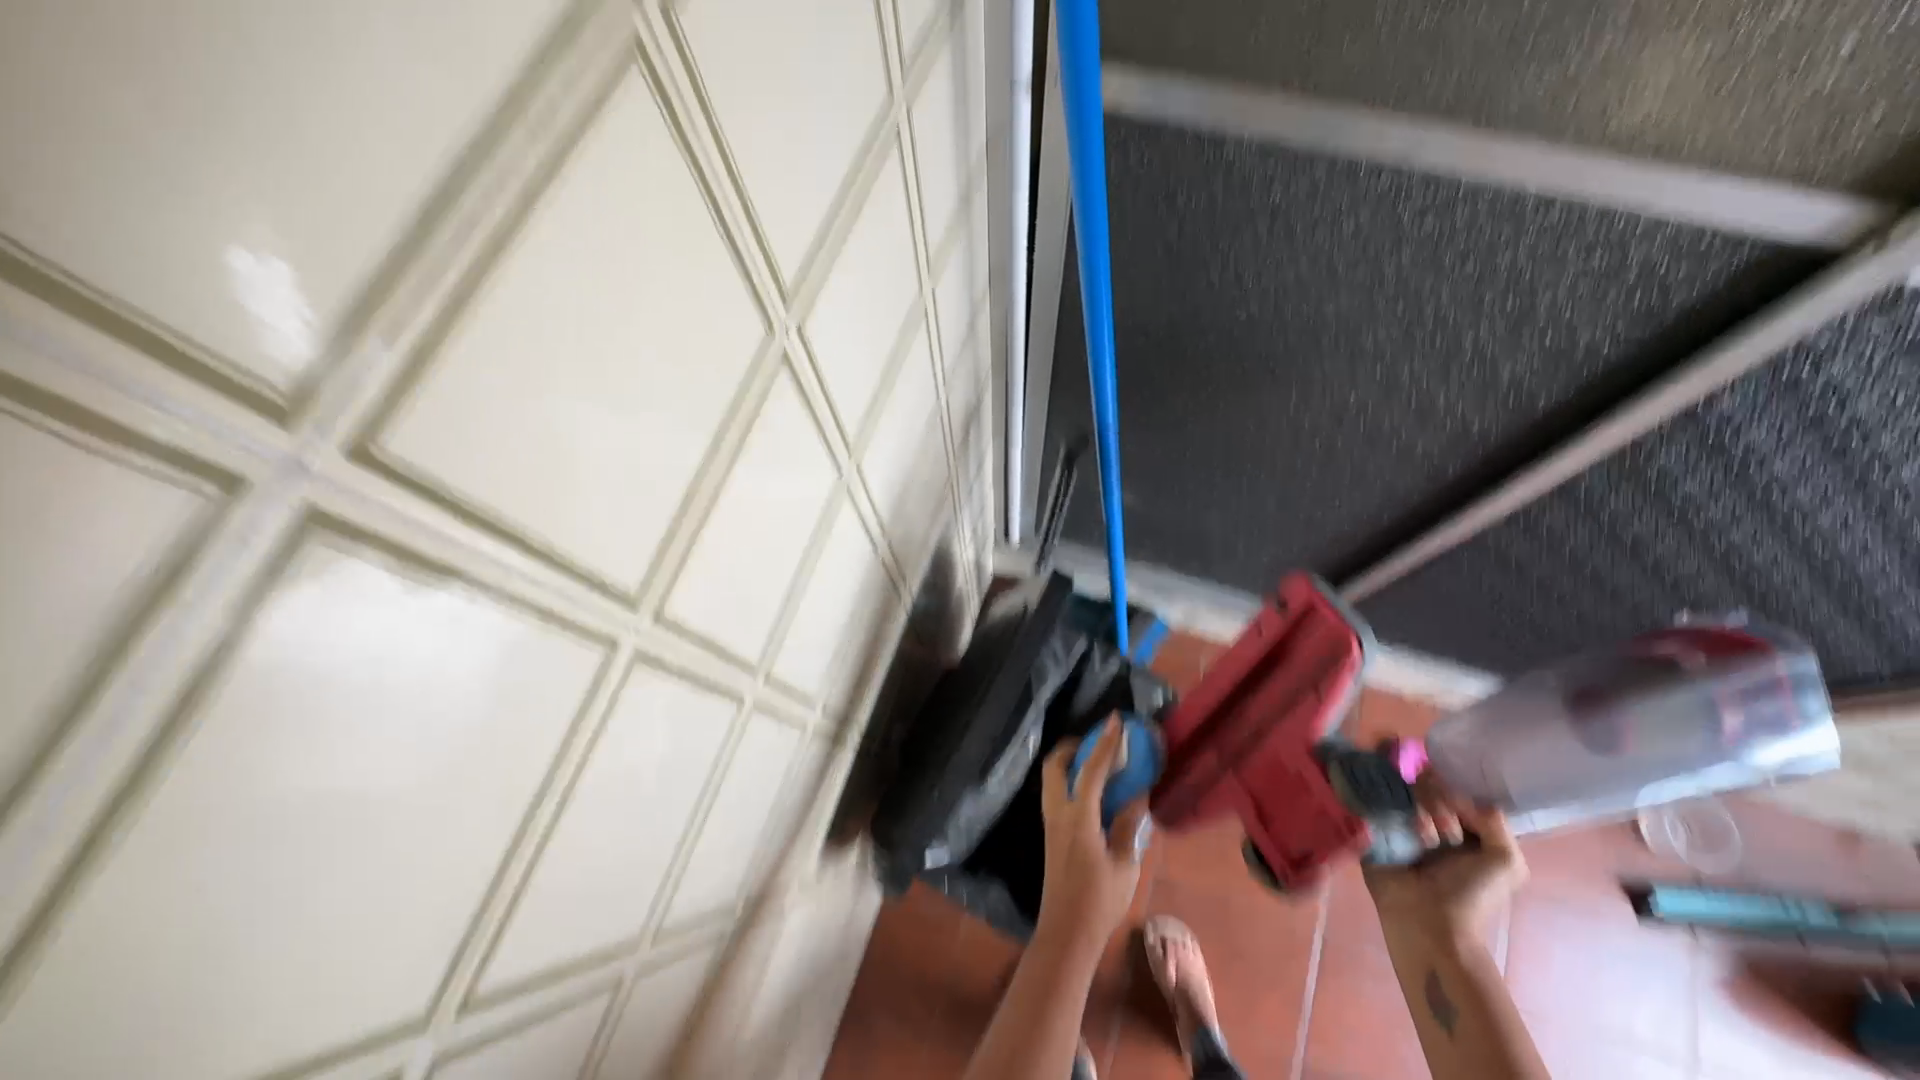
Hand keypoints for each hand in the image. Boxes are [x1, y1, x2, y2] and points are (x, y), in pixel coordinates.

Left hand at [1037, 716, 1152, 944]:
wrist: (1067, 932)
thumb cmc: (1099, 901)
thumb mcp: (1125, 864)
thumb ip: (1128, 827)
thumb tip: (1136, 797)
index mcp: (1078, 819)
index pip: (1090, 771)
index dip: (1105, 744)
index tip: (1116, 721)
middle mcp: (1058, 815)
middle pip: (1055, 765)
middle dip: (1074, 747)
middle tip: (1098, 742)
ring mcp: (1050, 825)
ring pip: (1052, 779)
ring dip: (1071, 763)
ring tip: (1098, 763)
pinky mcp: (1051, 835)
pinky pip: (1057, 795)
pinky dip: (1071, 782)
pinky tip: (1093, 792)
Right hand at [1364, 773, 1527, 942]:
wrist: (1429, 923)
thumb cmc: (1471, 895)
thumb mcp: (1506, 861)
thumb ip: (1495, 821)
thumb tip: (1456, 796)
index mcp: (1462, 827)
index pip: (1455, 789)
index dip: (1456, 791)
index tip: (1459, 805)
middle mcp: (1430, 820)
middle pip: (1430, 788)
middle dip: (1441, 806)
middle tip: (1445, 835)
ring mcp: (1401, 823)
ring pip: (1405, 793)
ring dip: (1422, 814)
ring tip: (1426, 841)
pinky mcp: (1375, 829)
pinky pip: (1379, 804)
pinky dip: (1392, 811)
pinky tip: (1407, 832)